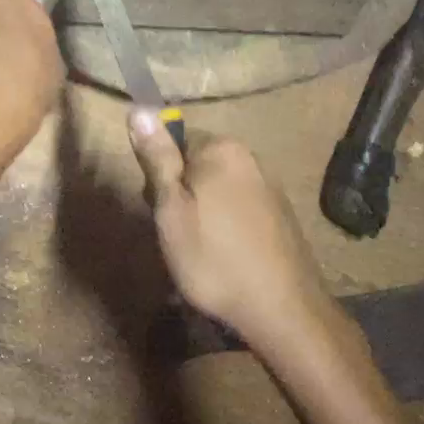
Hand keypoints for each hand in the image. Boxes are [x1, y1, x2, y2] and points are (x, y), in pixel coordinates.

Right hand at [129, 113, 331, 333]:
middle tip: (176, 232)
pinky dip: (226, 225)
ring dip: (202, 210)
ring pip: (217, 187)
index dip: (159, 173)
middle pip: (196, 163)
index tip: (158, 207)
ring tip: (199, 249)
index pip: (173, 140)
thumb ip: (157, 158)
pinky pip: (239, 208)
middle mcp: (250, 158)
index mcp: (221, 149)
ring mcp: (270, 188)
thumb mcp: (171, 208)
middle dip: (181, 191)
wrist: (284, 314)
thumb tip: (139, 109)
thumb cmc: (215, 258)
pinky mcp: (282, 217)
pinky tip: (225, 256)